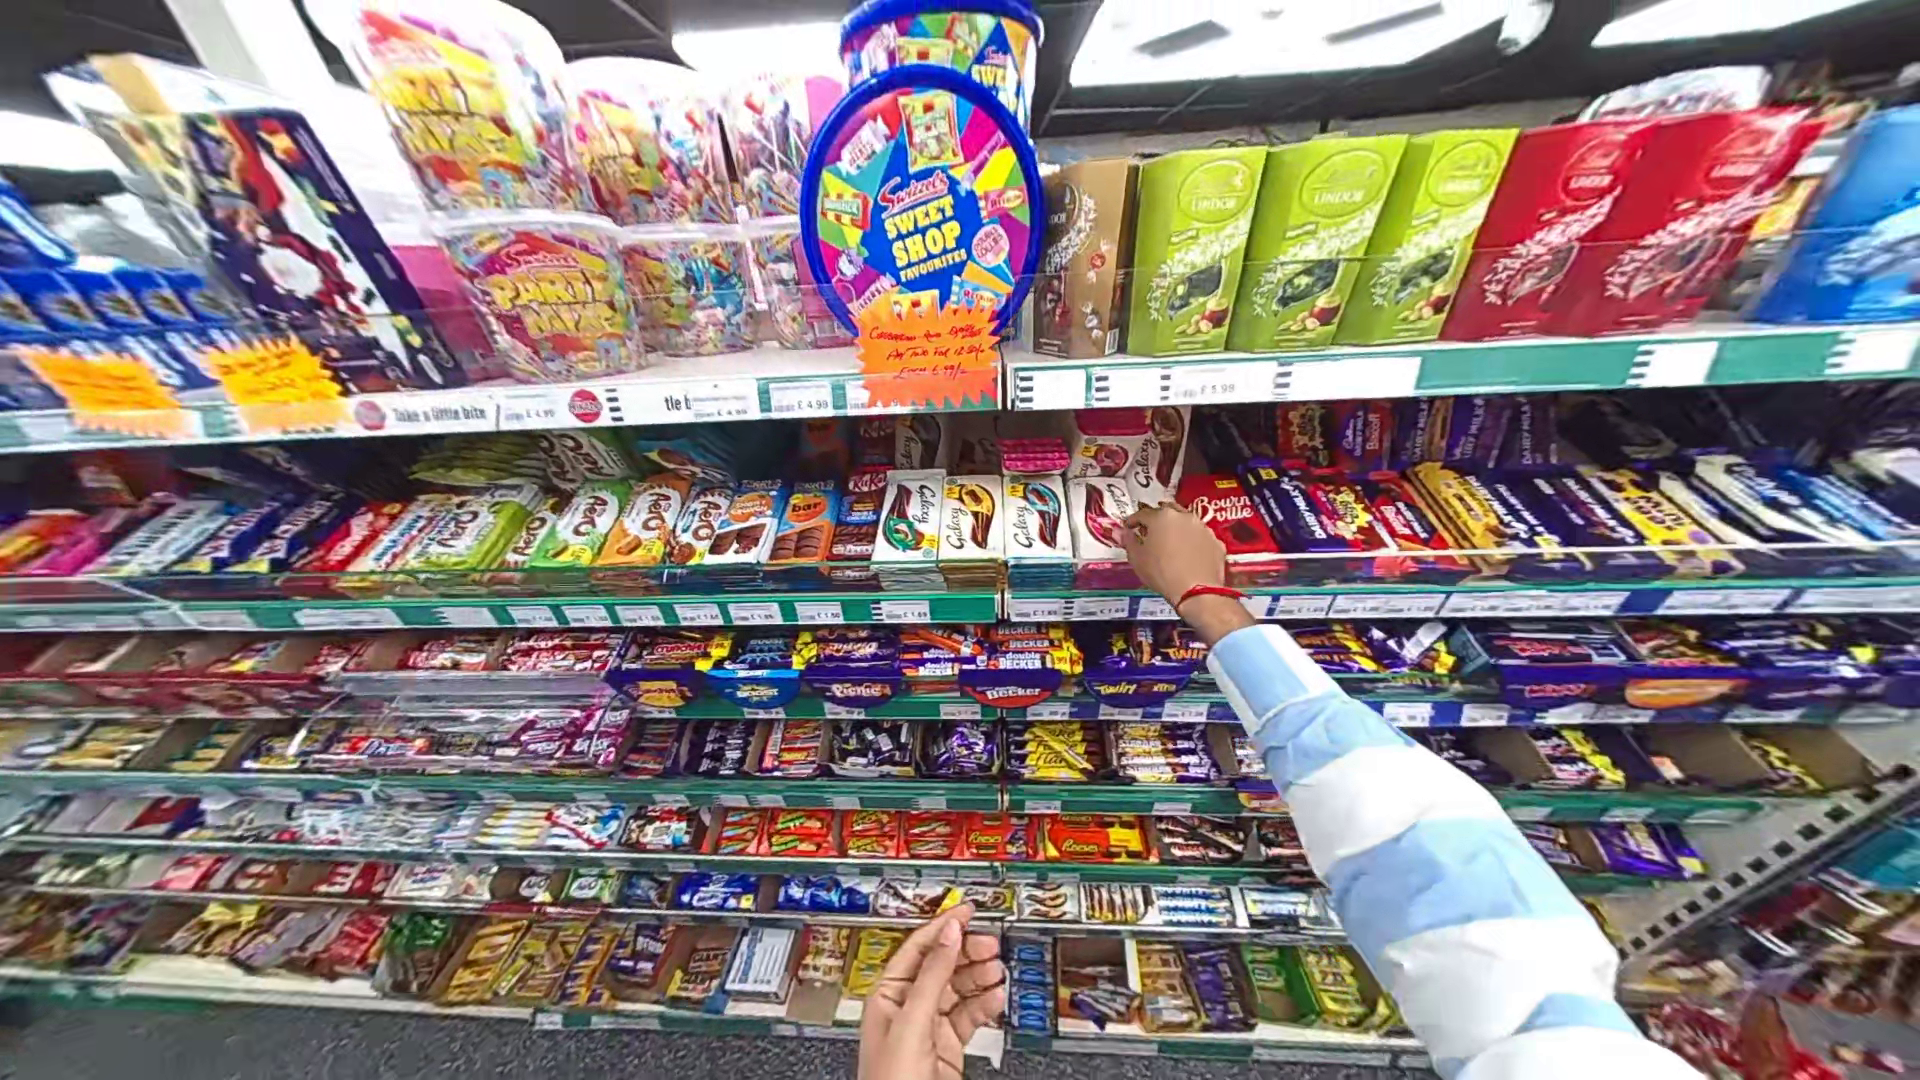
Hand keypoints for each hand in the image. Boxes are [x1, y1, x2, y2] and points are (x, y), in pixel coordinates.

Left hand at [857, 903, 1005, 1079]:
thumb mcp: (913, 1023)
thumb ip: (933, 974)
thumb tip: (949, 931)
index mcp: (889, 994)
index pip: (919, 946)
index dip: (943, 925)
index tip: (967, 909)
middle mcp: (908, 1007)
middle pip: (942, 964)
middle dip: (967, 950)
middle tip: (990, 942)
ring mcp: (929, 1027)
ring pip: (959, 987)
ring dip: (980, 974)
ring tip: (997, 968)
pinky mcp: (947, 1048)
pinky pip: (969, 1015)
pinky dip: (985, 1003)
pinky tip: (996, 995)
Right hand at [1121, 504, 1252, 644]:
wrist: (1197, 591)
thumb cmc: (1161, 573)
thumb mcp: (1137, 559)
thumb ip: (1129, 541)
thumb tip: (1124, 532)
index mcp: (1161, 517)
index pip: (1142, 513)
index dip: (1133, 520)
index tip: (1129, 527)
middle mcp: (1184, 516)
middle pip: (1167, 511)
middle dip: (1157, 518)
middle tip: (1151, 530)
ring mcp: (1203, 528)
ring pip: (1186, 522)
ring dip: (1177, 528)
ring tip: (1171, 541)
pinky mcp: (1216, 541)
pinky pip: (1200, 537)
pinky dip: (1193, 541)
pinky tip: (1189, 553)